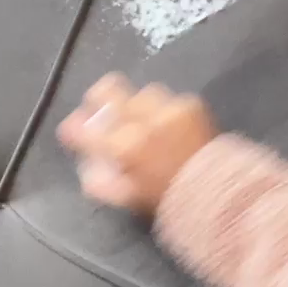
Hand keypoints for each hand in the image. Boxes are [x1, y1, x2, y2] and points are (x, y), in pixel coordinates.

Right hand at [58, 74, 217, 214]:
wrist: (214, 192)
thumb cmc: (165, 197)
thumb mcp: (125, 195)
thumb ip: (98, 179)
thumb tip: (83, 163)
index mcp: (124, 146)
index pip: (86, 126)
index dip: (74, 125)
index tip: (73, 126)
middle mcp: (144, 120)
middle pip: (110, 89)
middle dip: (101, 95)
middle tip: (100, 102)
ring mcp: (169, 108)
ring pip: (141, 92)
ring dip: (138, 104)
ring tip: (144, 119)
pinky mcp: (190, 104)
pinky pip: (169, 99)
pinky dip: (166, 110)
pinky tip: (170, 125)